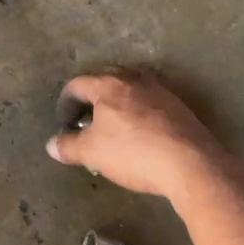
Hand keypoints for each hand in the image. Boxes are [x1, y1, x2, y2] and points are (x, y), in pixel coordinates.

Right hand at [46, 71, 226, 201]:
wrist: (192, 165)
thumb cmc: (134, 153)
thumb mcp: (93, 153)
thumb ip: (68, 146)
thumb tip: (50, 145)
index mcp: (107, 85)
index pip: (77, 84)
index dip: (65, 103)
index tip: (65, 122)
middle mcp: (132, 79)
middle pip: (105, 79)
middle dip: (92, 96)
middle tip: (86, 118)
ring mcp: (159, 91)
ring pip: (130, 88)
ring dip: (118, 101)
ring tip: (113, 123)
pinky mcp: (179, 107)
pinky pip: (150, 101)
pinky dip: (139, 111)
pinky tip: (141, 131)